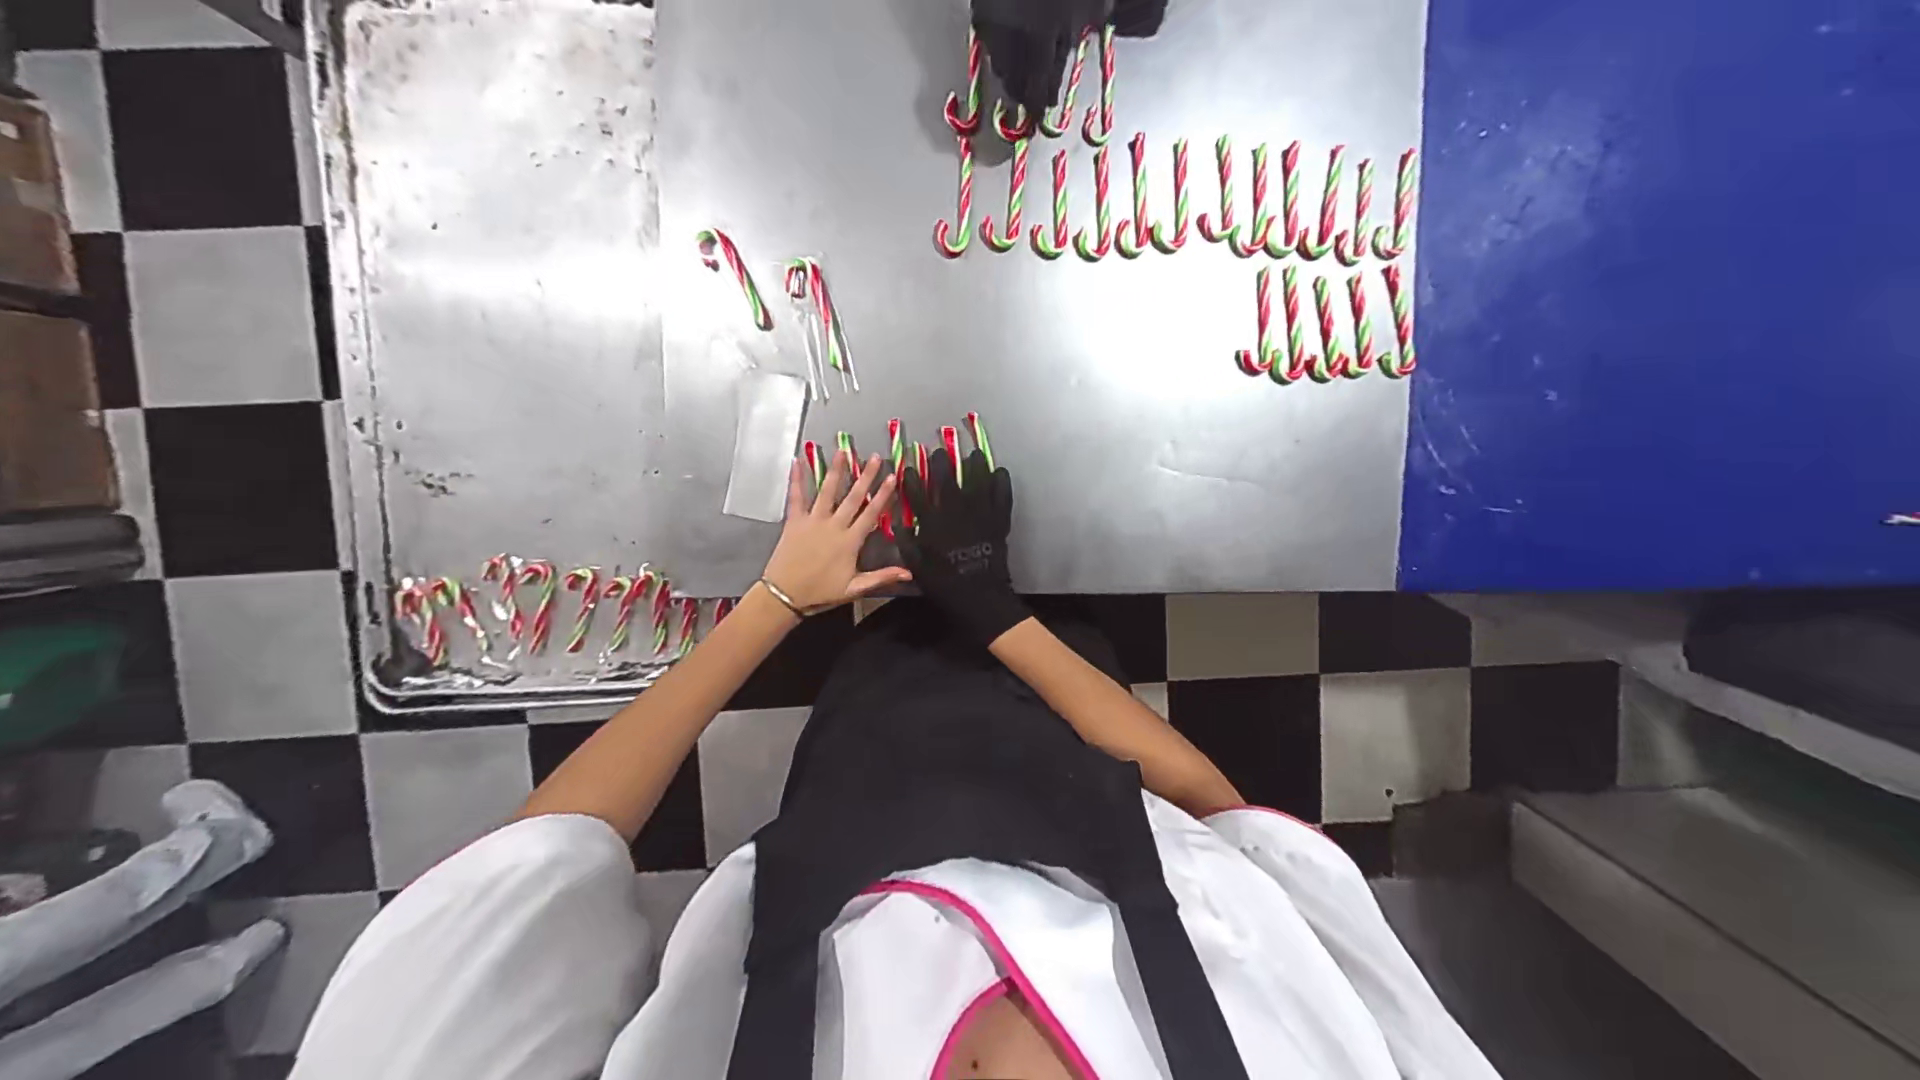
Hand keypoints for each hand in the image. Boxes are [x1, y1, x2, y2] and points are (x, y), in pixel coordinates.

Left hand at [761, 451, 911, 614]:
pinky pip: (796, 497)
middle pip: (853, 497)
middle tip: (876, 458)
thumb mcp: (854, 588)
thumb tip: (908, 573)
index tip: (892, 477)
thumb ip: (882, 577)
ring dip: (837, 471)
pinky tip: (797, 462)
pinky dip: (796, 479)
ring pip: (827, 491)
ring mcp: (813, 521)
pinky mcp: (794, 521)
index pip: (871, 513)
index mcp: (850, 541)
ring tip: (843, 451)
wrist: (784, 595)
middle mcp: (833, 526)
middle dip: (866, 476)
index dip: (883, 495)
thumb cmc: (821, 593)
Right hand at [900, 448, 1029, 645]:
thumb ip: (907, 542)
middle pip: (946, 477)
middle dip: (941, 461)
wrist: (978, 594)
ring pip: (976, 478)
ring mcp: (978, 511)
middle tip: (940, 452)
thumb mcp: (916, 565)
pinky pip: (1001, 494)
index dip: (913, 477)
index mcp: (931, 521)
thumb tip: (900, 525)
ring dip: (973, 463)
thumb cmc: (943, 583)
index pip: (917, 491)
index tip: (911, 468)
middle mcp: (954, 509)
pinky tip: (999, 472)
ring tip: (972, 454)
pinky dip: (1001, 481)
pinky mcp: (998, 518)